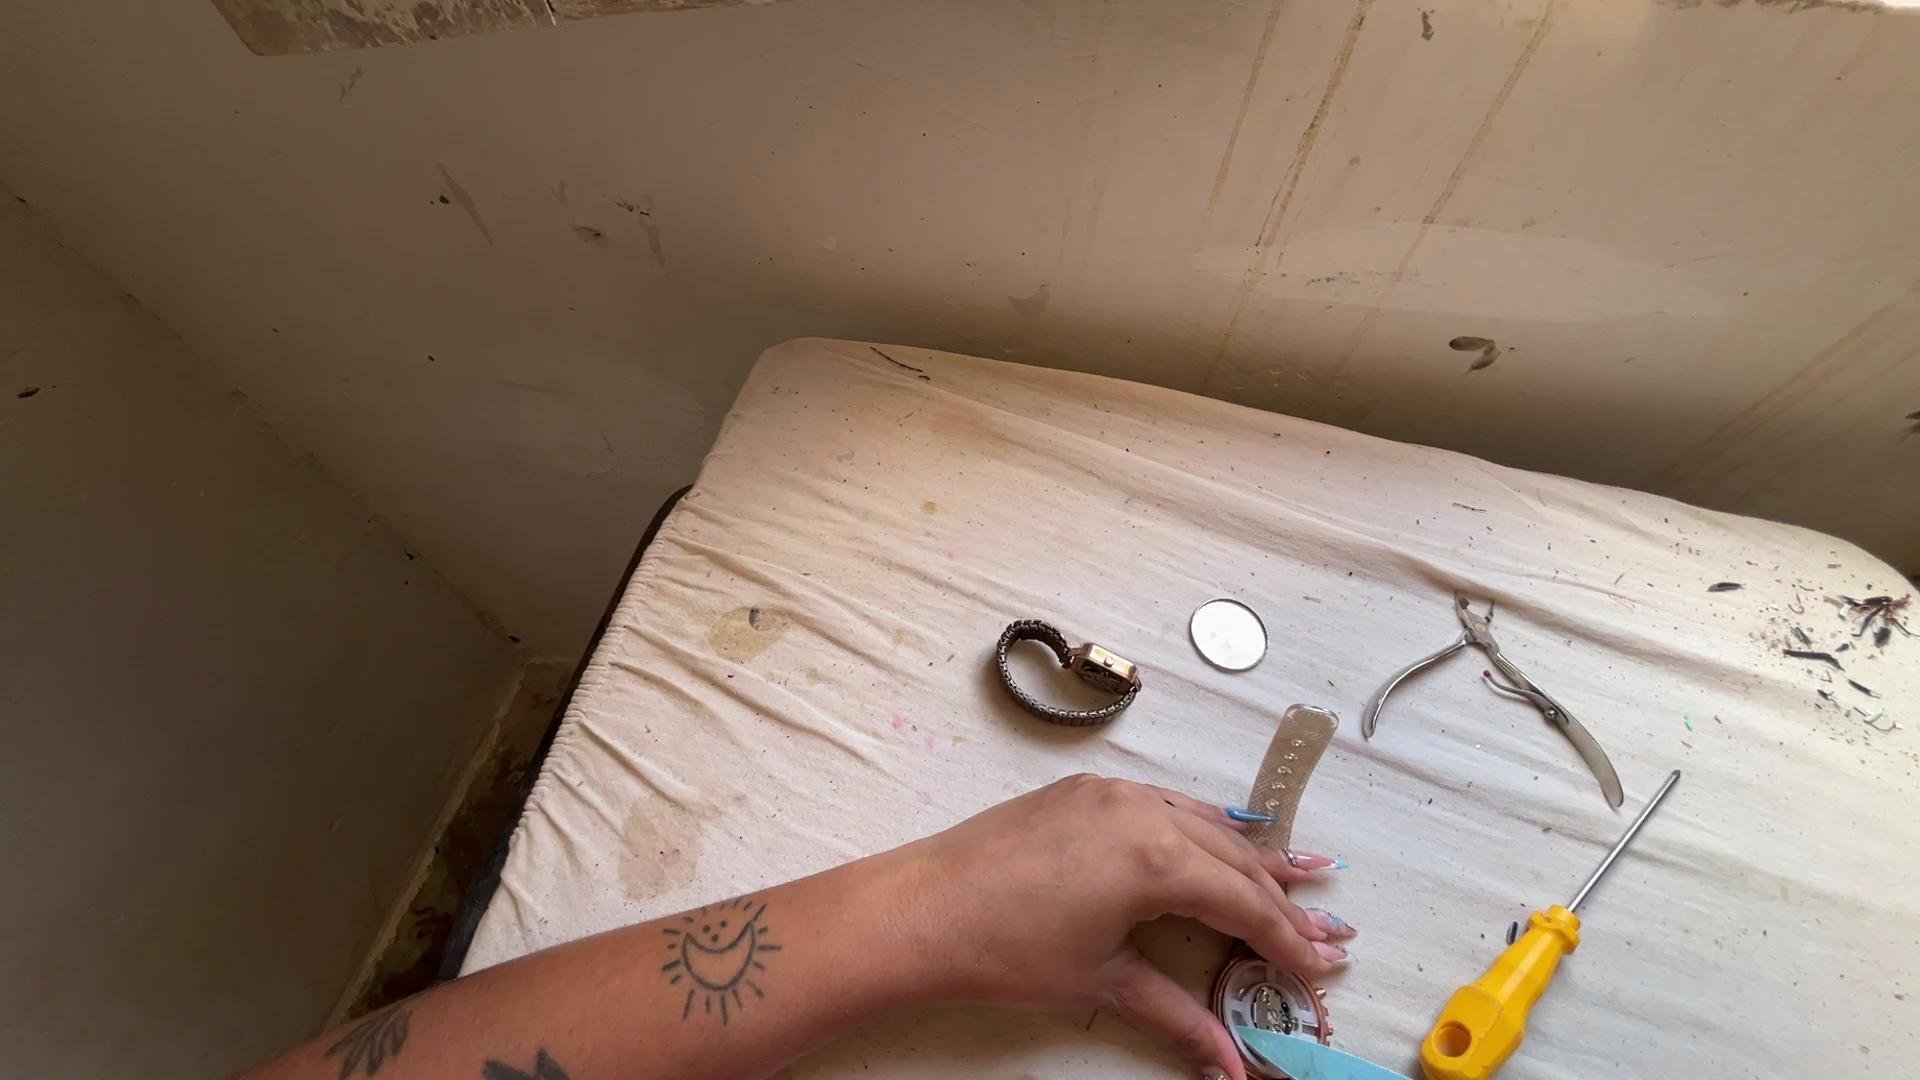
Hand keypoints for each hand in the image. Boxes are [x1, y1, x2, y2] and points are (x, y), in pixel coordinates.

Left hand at [873, 774, 1352, 1077]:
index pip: (1242, 901)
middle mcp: (1140, 809)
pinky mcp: (1083, 788)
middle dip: (1278, 895)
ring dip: (1244, 851)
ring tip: (1298, 869)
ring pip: (1198, 821)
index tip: (1325, 967)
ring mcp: (1109, 791)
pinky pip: (1159, 802)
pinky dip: (1196, 824)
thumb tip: (1230, 1065)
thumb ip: (1176, 1013)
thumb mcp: (1102, 978)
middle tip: (1327, 926)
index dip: (1287, 940)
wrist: (926, 905)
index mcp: (1155, 856)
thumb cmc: (1011, 949)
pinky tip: (1216, 834)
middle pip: (1230, 856)